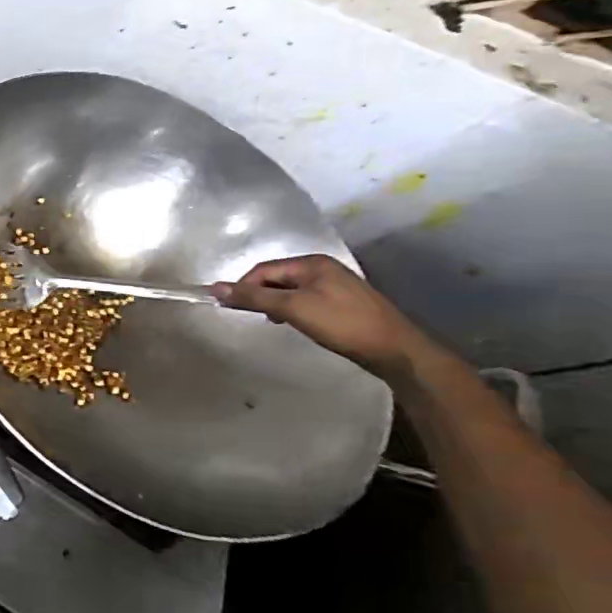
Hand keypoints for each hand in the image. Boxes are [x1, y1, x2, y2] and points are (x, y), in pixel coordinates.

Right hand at [212, 255, 431, 377]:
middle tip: (256, 317)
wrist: (396, 350)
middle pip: (277, 277)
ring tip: (275, 321)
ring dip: (276, 303)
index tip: (233, 308)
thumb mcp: (292, 308)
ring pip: (291, 289)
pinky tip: (297, 323)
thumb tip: (215, 288)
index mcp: (312, 262)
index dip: (244, 286)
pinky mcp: (343, 301)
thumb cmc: (342, 324)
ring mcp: (336, 284)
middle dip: (261, 294)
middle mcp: (323, 267)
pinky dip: (293, 308)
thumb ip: (253, 296)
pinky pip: (306, 298)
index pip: (263, 269)